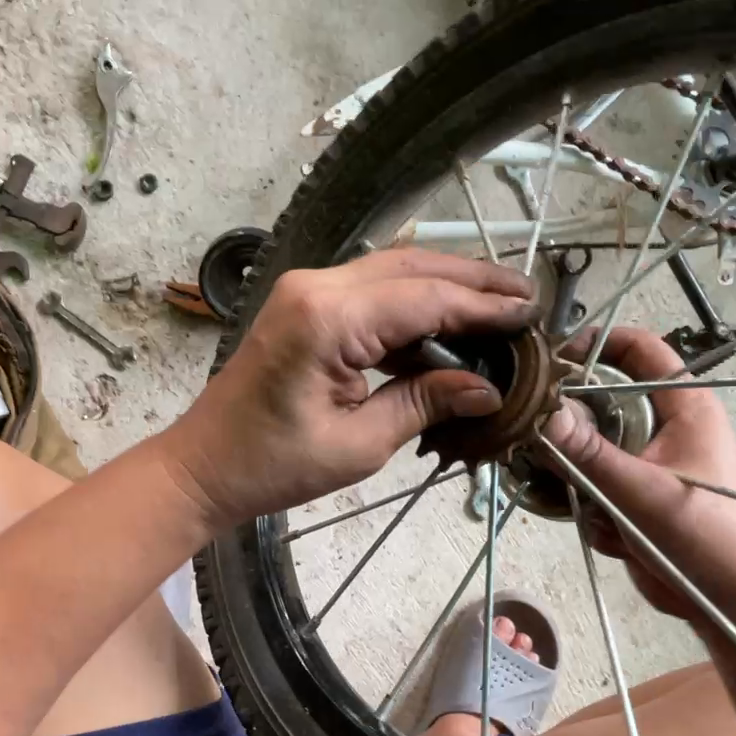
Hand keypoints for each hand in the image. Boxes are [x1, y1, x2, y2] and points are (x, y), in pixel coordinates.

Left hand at [158, 250, 535, 527]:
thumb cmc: (270, 467)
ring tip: (499, 307)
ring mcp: (304, 290)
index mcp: (326, 318)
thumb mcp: (357, 445)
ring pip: (392, 272)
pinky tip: (446, 322)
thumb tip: (488, 388)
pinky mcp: (301, 305)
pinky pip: (369, 292)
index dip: (483, 308)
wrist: (202, 467)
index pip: (425, 298)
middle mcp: (315, 286)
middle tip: (528, 298)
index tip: (533, 315)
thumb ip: (423, 403)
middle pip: (412, 268)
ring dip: (445, 288)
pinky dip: (410, 304)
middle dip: (473, 282)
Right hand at [540, 327, 735, 622]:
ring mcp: (651, 468)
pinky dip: (597, 516)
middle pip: (601, 409)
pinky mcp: (640, 503)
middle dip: (573, 437)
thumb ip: (586, 452)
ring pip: (592, 458)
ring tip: (595, 514)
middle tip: (544, 453)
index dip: (594, 344)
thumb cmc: (709, 534)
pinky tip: (615, 539)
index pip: (639, 349)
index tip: (548, 363)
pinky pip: (598, 495)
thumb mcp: (639, 490)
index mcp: (683, 407)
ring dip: (584, 487)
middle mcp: (665, 430)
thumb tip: (540, 411)